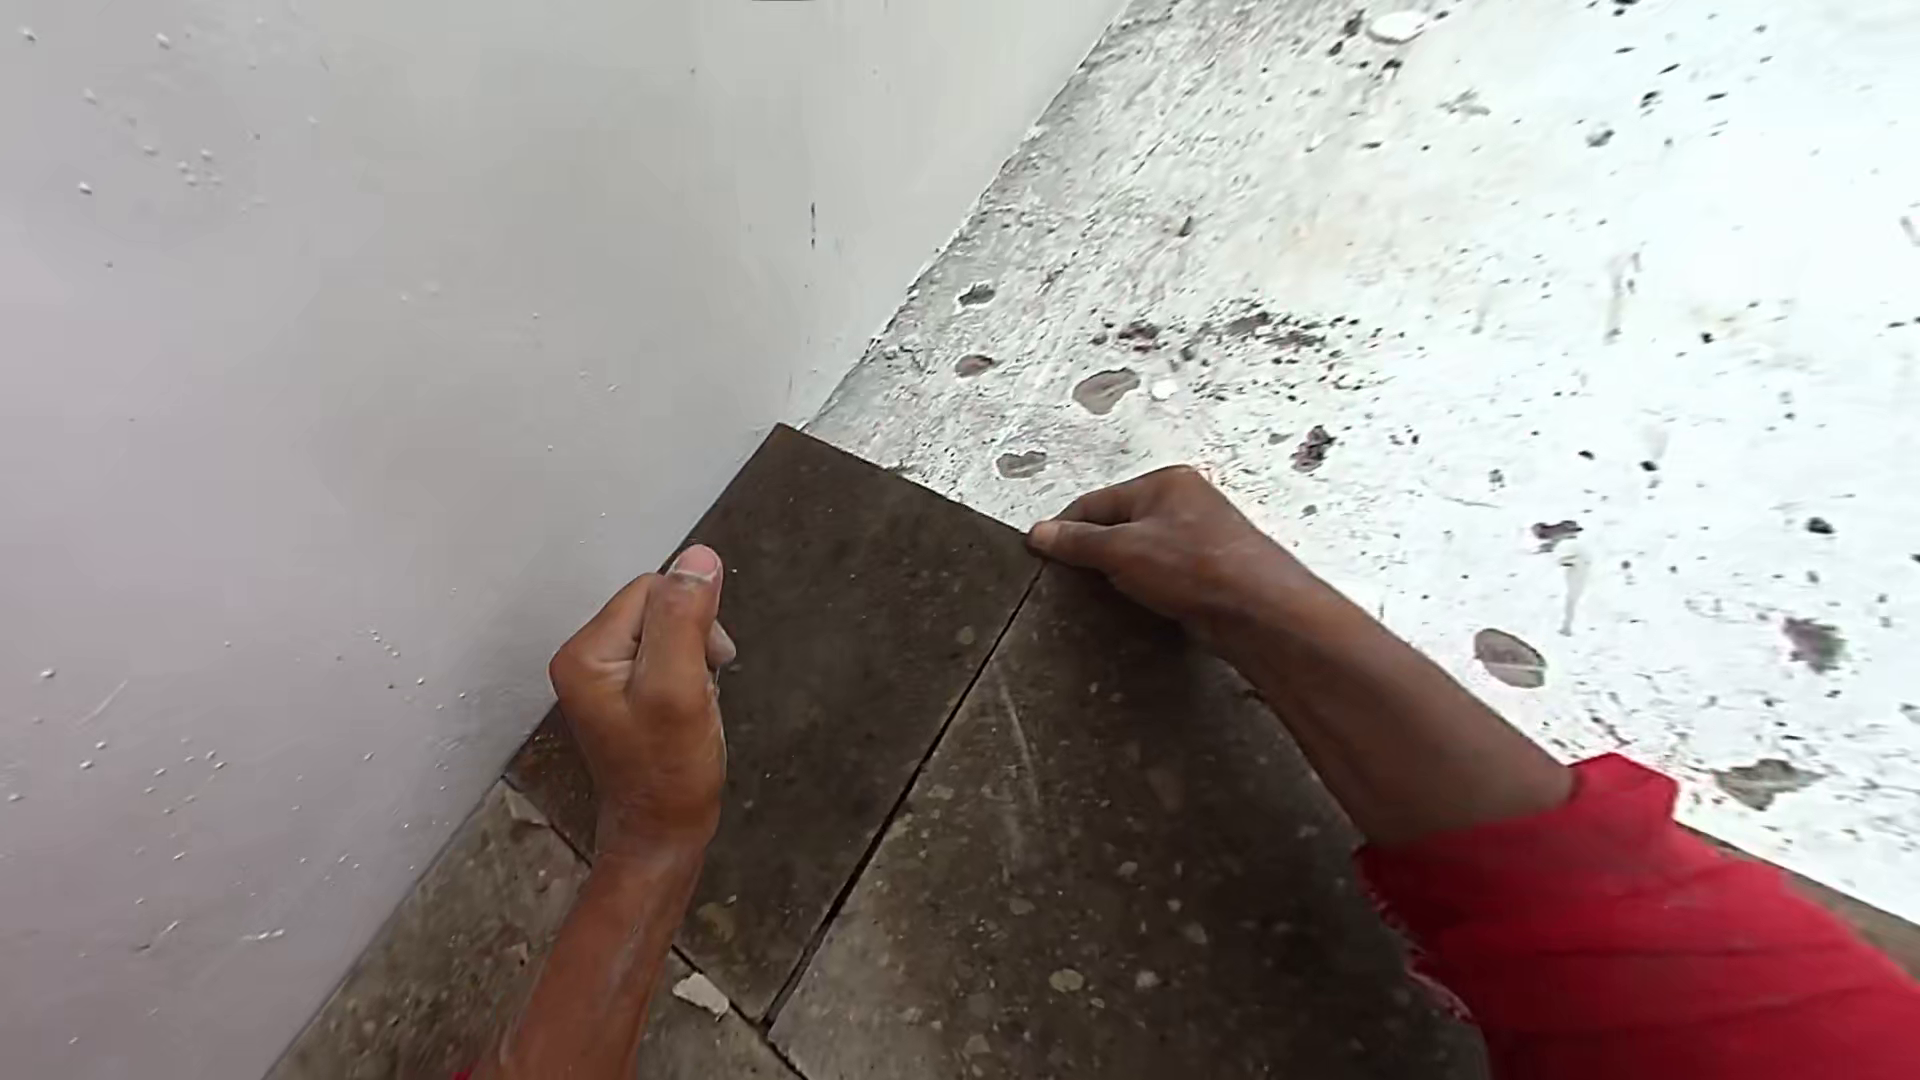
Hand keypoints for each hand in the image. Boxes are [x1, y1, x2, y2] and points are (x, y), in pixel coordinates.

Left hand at [548, 544, 736, 857]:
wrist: (666, 830)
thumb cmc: (671, 769)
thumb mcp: (678, 687)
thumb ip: (684, 619)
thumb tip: (699, 557)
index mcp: (587, 651)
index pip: (653, 589)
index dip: (692, 617)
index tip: (704, 662)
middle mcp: (589, 656)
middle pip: (660, 605)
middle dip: (696, 635)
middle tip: (703, 681)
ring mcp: (608, 674)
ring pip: (671, 626)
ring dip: (698, 652)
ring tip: (700, 694)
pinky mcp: (630, 688)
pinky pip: (671, 650)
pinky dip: (694, 668)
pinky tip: (695, 698)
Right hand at [1026, 466, 1323, 644]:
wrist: (1258, 613)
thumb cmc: (1197, 568)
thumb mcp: (1122, 550)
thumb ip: (1078, 541)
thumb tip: (1042, 533)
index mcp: (1163, 483)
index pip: (1095, 501)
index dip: (1065, 526)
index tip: (1043, 548)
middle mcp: (1183, 502)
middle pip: (1118, 522)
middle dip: (1093, 548)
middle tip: (1071, 573)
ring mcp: (1198, 534)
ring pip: (1139, 548)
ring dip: (1118, 567)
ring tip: (1103, 589)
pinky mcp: (1206, 567)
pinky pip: (1159, 568)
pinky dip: (1142, 581)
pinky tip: (1137, 598)